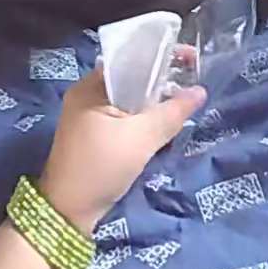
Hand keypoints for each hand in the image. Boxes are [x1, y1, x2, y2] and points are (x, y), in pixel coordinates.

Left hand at [38, 62, 205, 231]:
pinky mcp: (94, 132)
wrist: (67, 213)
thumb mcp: (142, 139)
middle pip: (132, 76)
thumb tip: (200, 91)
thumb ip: (172, 112)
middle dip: (162, 77)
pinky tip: (164, 118)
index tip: (191, 59)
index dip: (162, 55)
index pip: (132, 58)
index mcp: (91, 86)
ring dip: (155, 97)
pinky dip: (144, 113)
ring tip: (184, 96)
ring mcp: (89, 114)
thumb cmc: (101, 168)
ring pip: (130, 96)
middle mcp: (88, 93)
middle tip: (193, 78)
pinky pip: (125, 112)